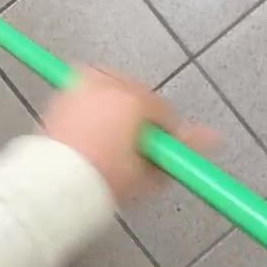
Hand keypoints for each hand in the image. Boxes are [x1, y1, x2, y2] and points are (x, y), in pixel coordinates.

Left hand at [39, 69, 214, 207]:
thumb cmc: (100, 178)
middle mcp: (109, 83)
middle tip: (129, 146)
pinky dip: (95, 101)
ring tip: (109, 136)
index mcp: (133, 100)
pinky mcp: (66, 89)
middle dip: (138, 116)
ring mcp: (84, 83)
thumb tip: (215, 137)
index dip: (163, 134)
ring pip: (114, 88)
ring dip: (117, 105)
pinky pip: (90, 87)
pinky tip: (91, 126)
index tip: (155, 151)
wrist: (51, 182)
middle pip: (138, 95)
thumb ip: (183, 149)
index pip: (163, 112)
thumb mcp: (146, 173)